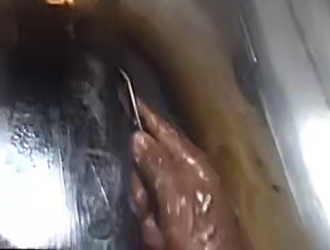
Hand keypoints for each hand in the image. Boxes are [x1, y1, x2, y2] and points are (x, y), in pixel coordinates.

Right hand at [131, 100, 249, 249]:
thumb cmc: (203, 237)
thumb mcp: (177, 197)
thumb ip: (156, 163)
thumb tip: (137, 135)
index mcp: (194, 164)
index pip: (164, 129)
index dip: (144, 114)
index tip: (125, 95)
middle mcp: (189, 179)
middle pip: (150, 161)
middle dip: (140, 179)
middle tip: (142, 199)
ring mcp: (184, 204)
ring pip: (147, 191)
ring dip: (145, 207)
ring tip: (157, 228)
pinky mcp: (179, 227)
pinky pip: (152, 217)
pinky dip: (151, 228)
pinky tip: (160, 239)